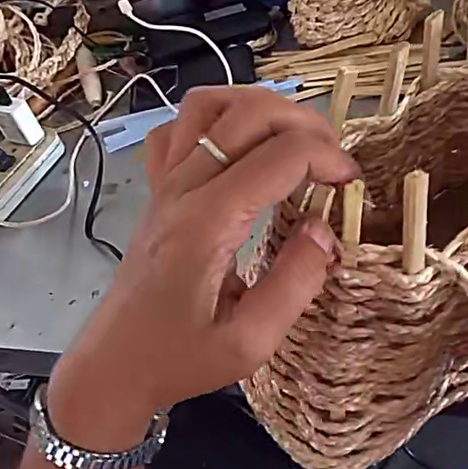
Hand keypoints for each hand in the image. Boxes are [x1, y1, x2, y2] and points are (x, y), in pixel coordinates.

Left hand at [48, 87, 358, 448]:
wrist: (115, 364)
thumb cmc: (179, 359)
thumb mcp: (250, 342)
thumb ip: (295, 284)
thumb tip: (324, 229)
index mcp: (209, 223)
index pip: (280, 156)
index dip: (328, 158)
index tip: (352, 183)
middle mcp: (183, 189)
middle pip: (247, 114)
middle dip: (305, 123)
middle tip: (334, 157)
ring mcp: (164, 184)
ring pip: (207, 105)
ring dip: (258, 106)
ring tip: (293, 135)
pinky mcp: (156, 190)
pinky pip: (176, 128)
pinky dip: (213, 119)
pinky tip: (237, 145)